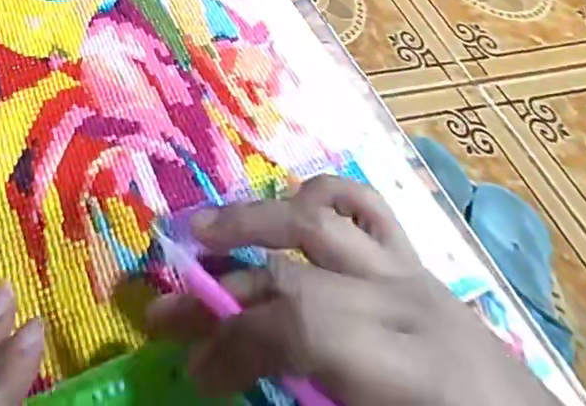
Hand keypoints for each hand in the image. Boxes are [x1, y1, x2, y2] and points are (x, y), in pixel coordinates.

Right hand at [145, 176, 559, 405]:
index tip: (192, 375)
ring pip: (321, 215)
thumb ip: (306, 401)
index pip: (297, 323)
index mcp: (409, 365)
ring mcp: (417, 273)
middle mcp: (409, 301)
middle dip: (219, 290)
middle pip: (293, 269)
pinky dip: (319, 200)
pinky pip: (366, 209)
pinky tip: (287, 212)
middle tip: (163, 314)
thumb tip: (230, 383)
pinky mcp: (421, 267)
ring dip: (252, 220)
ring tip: (199, 231)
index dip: (231, 344)